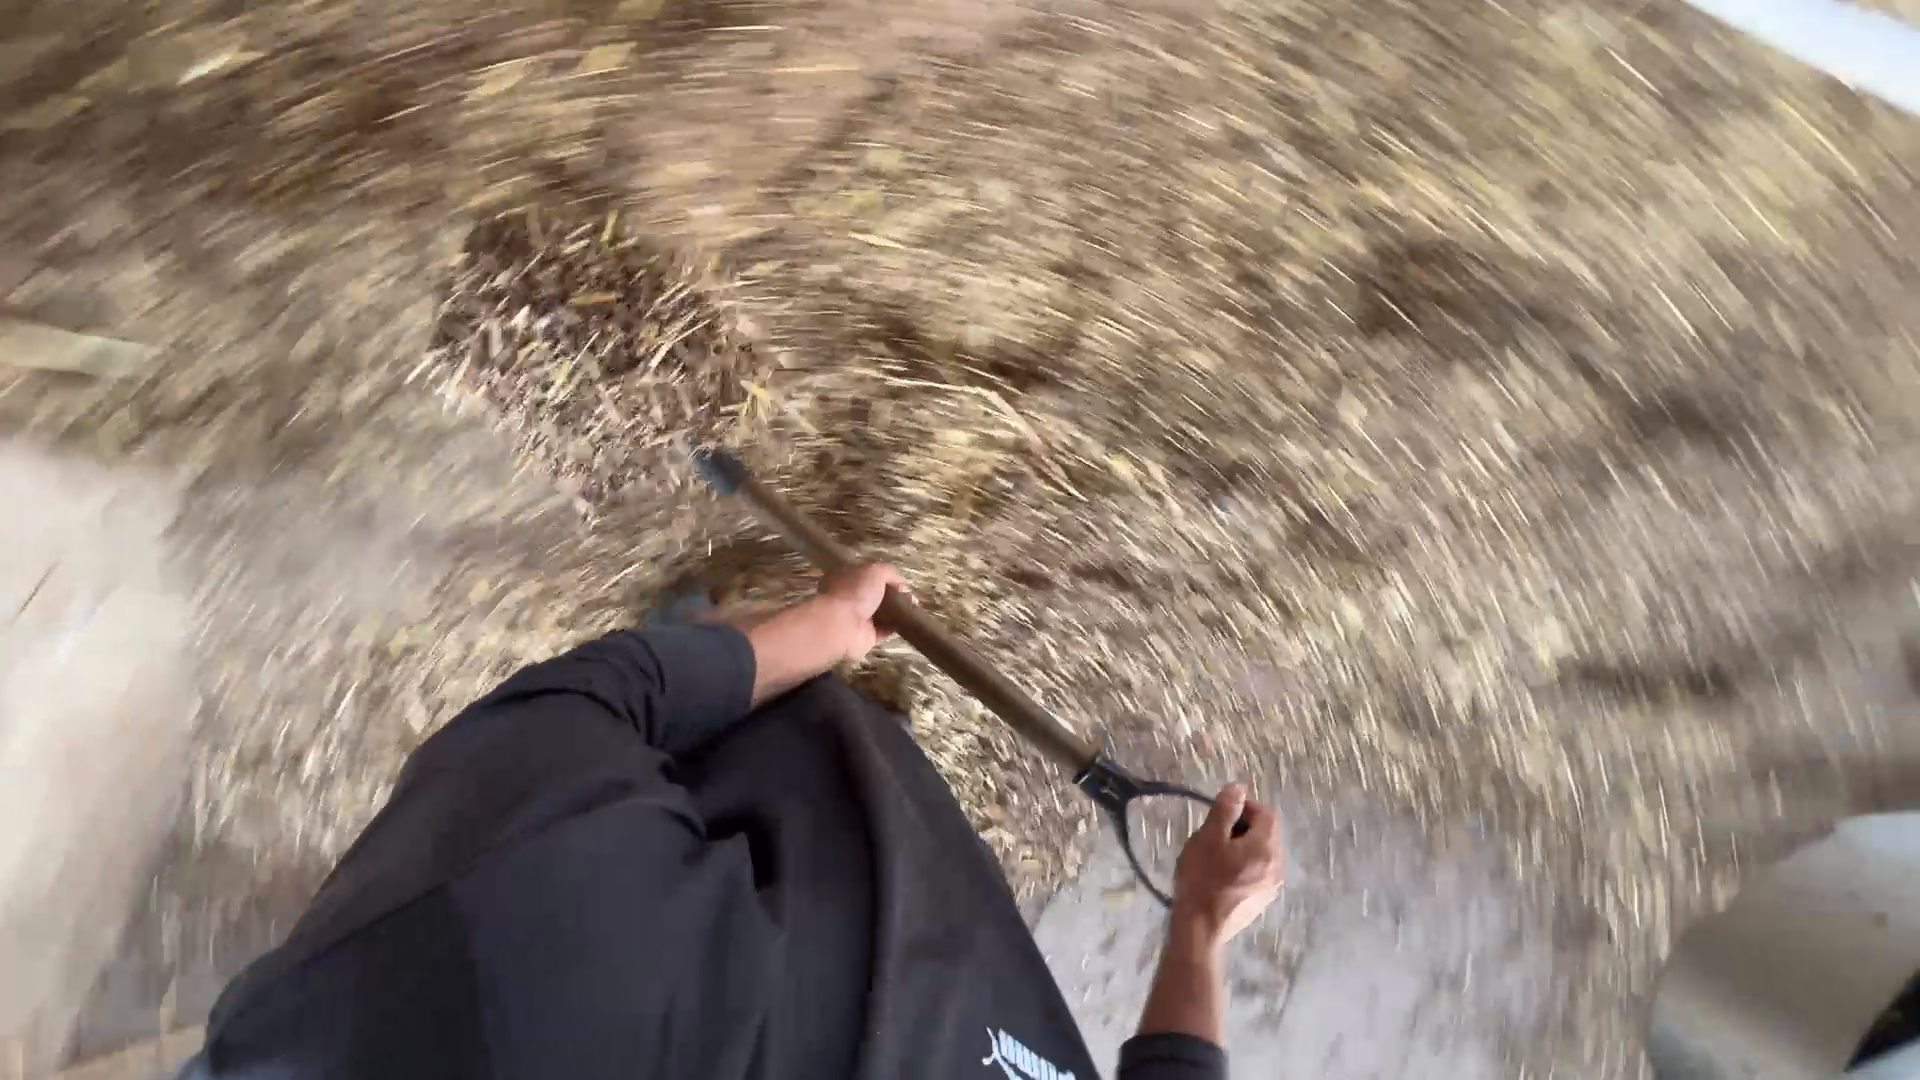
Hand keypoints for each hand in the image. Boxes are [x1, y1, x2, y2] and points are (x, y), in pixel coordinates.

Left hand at [815, 563, 906, 661]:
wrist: (842, 626)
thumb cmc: (854, 592)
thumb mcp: (874, 571)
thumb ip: (889, 573)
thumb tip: (901, 583)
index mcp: (847, 578)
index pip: (868, 575)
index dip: (886, 577)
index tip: (901, 582)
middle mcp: (851, 597)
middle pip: (877, 595)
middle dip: (894, 595)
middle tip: (910, 597)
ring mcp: (858, 618)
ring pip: (882, 613)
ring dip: (897, 611)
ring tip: (913, 608)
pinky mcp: (866, 636)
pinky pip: (885, 630)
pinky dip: (897, 627)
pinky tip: (909, 622)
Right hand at [1169, 783, 1283, 946]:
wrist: (1201, 927)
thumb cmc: (1202, 878)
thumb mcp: (1208, 837)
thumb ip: (1225, 810)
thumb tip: (1238, 788)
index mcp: (1266, 848)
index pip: (1266, 813)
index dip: (1245, 806)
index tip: (1221, 812)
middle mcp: (1276, 867)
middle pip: (1266, 833)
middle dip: (1242, 826)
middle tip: (1214, 833)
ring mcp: (1271, 887)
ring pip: (1261, 852)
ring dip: (1242, 845)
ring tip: (1215, 853)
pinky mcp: (1261, 901)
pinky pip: (1258, 871)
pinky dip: (1243, 864)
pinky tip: (1221, 874)